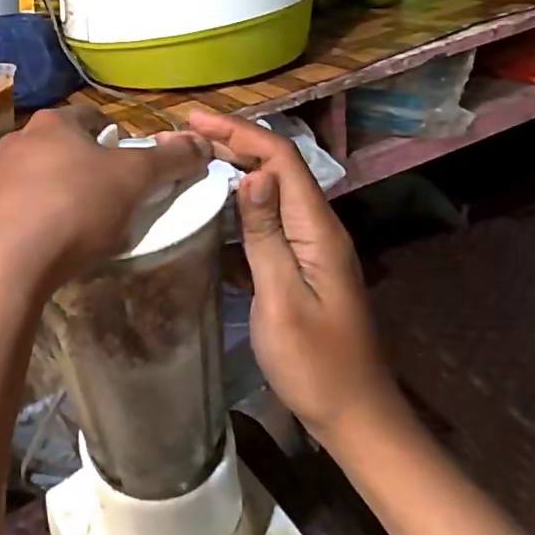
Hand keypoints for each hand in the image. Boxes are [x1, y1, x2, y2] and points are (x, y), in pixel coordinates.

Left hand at [0, 107, 210, 301]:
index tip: (123, 169)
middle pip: (51, 147)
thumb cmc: (73, 212)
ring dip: (35, 191)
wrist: (0, 267)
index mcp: (52, 125)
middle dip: (71, 167)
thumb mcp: (133, 183)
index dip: (111, 139)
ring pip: (17, 176)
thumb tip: (201, 143)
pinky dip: (5, 218)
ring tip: (53, 227)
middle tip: (93, 202)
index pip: (89, 119)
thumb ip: (170, 160)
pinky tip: (19, 244)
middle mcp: (11, 140)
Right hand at [187, 111, 403, 440]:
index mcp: (317, 228)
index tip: (194, 120)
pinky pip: (267, 218)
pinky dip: (237, 202)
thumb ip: (266, 235)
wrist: (354, 414)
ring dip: (232, 168)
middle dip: (231, 143)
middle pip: (276, 166)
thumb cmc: (315, 363)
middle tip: (181, 137)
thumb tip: (251, 175)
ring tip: (189, 160)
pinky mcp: (300, 263)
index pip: (280, 158)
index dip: (239, 132)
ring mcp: (310, 245)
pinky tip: (209, 205)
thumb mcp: (282, 298)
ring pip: (270, 189)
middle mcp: (317, 226)